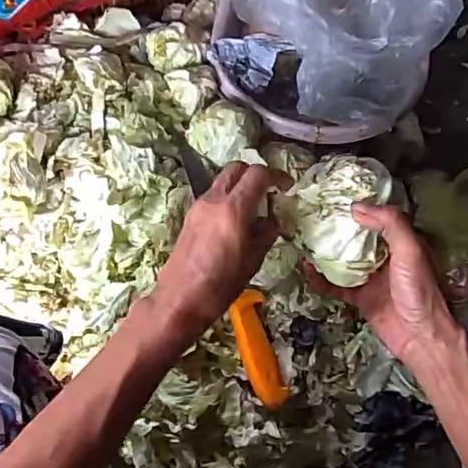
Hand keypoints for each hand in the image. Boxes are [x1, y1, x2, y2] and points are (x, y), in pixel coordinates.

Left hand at [148, 163, 291, 340]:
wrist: (181, 299)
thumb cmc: (221, 284)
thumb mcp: (253, 259)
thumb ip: (266, 233)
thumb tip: (273, 219)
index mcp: (234, 208)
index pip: (258, 174)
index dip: (276, 176)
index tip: (286, 187)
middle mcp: (214, 200)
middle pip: (236, 168)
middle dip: (255, 174)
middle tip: (269, 191)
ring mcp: (198, 207)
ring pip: (222, 181)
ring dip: (240, 185)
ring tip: (253, 208)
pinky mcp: (190, 217)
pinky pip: (213, 196)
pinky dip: (227, 198)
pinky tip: (235, 221)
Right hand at [306, 203, 464, 371]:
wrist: (420, 337)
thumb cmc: (419, 292)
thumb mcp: (410, 251)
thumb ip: (390, 225)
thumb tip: (358, 207)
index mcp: (402, 243)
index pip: (379, 219)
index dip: (361, 208)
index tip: (338, 199)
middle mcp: (386, 258)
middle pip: (359, 238)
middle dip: (340, 228)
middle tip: (316, 216)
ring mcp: (372, 278)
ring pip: (345, 260)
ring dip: (327, 252)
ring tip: (307, 239)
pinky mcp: (360, 298)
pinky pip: (337, 285)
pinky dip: (321, 279)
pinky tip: (308, 270)